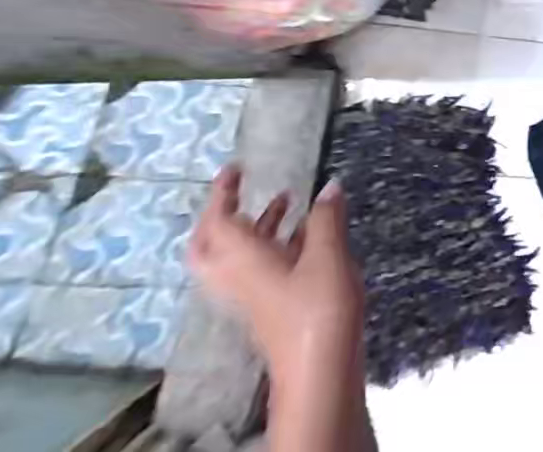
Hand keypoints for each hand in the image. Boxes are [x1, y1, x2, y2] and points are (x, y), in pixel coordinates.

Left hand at [188, 166, 364, 374]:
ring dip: (255, 225)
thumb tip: (330, 185)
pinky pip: (262, 266)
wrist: (319, 374)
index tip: (235, 168)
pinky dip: (276, 243)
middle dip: (222, 214)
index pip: (218, 221)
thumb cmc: (317, 310)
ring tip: (287, 199)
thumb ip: (327, 217)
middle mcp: (241, 277)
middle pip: (212, 245)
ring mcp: (255, 295)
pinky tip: (309, 233)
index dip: (222, 193)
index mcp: (244, 261)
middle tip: (244, 190)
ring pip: (239, 255)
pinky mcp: (273, 306)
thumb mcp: (328, 256)